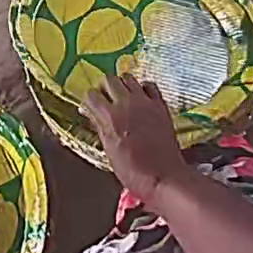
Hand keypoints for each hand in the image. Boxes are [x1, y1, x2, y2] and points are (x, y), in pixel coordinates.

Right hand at [83, 75, 191, 201]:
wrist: (163, 175)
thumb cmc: (133, 170)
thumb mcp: (109, 150)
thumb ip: (100, 127)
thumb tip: (91, 113)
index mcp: (110, 116)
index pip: (92, 94)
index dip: (89, 99)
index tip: (91, 105)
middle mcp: (126, 103)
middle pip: (109, 79)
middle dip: (104, 86)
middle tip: (105, 98)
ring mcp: (145, 101)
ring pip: (128, 78)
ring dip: (122, 84)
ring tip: (122, 97)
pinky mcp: (160, 103)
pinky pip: (149, 85)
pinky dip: (143, 88)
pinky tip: (141, 98)